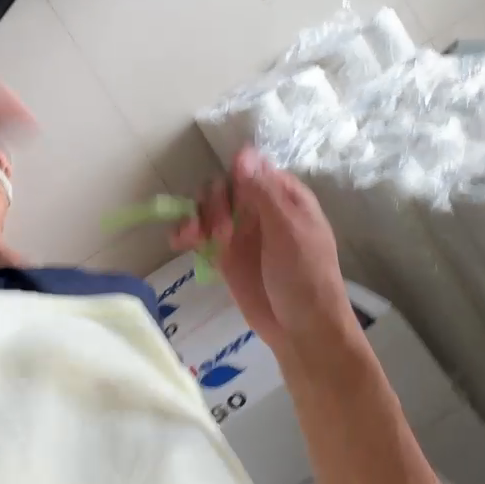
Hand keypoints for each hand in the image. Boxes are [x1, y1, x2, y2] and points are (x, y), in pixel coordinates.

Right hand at [171, 147, 355, 353]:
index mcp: (284, 197)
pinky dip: (184, 233)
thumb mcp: (289, 231)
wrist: (301, 330)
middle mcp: (259, 208)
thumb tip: (241, 153)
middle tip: (221, 232)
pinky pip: (196, 233)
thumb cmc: (305, 278)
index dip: (236, 176)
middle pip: (223, 185)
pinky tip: (179, 242)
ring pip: (206, 206)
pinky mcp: (222, 253)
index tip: (231, 195)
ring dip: (195, 217)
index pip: (251, 168)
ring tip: (194, 239)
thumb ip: (263, 192)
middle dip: (215, 203)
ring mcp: (239, 231)